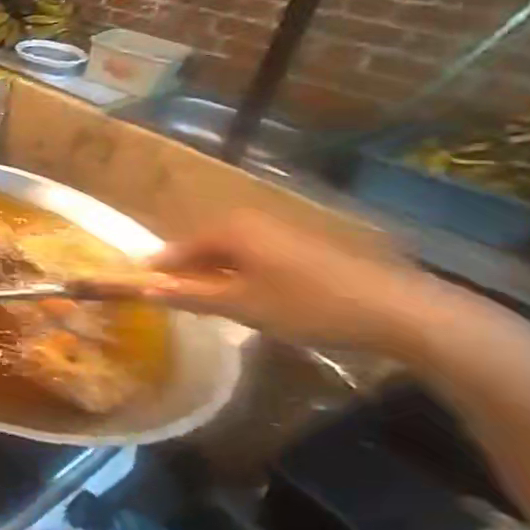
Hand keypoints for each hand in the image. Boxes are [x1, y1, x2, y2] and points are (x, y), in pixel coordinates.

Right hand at [93, 209, 472, 358]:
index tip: (138, 289)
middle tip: (173, 303)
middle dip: (186, 274)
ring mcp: (277, 232)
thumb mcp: (242, 306)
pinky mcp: (299, 247)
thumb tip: (144, 290)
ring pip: (229, 254)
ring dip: (214, 278)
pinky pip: (252, 258)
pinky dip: (240, 277)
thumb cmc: (306, 304)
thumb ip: (190, 296)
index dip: (158, 270)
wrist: (391, 308)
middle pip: (203, 248)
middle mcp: (249, 221)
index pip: (178, 248)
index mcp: (229, 229)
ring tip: (208, 307)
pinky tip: (249, 301)